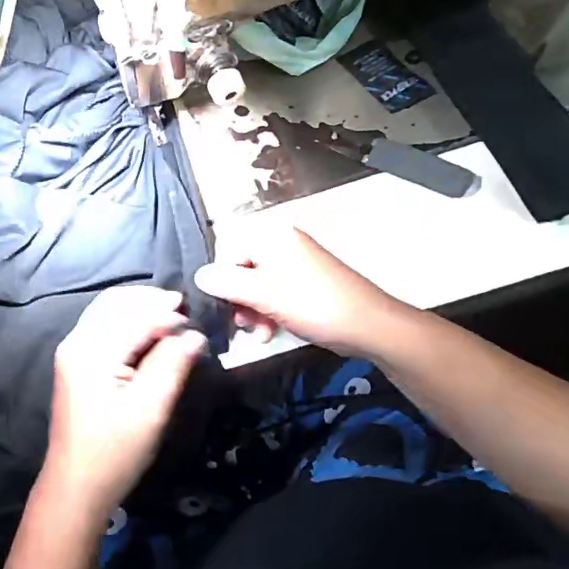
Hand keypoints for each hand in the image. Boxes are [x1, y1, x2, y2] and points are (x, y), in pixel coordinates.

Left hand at [46, 287, 207, 514]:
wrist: (75, 487)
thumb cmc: (114, 452)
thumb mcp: (150, 409)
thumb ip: (172, 365)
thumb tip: (195, 336)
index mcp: (91, 351)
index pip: (136, 316)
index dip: (170, 316)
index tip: (198, 327)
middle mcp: (76, 341)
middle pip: (116, 302)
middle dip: (152, 301)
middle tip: (187, 311)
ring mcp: (72, 350)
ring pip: (108, 310)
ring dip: (140, 308)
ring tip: (173, 318)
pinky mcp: (76, 362)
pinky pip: (103, 324)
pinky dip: (128, 320)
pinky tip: (150, 332)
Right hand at [193, 225, 410, 356]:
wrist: (370, 325)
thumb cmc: (315, 307)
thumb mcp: (265, 297)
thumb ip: (228, 284)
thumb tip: (199, 276)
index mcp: (271, 236)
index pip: (227, 251)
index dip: (222, 281)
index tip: (224, 309)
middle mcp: (282, 241)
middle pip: (242, 267)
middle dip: (238, 299)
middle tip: (243, 325)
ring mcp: (296, 259)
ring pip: (257, 281)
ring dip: (253, 308)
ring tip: (260, 331)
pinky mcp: (307, 277)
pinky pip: (276, 288)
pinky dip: (270, 307)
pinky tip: (272, 329)